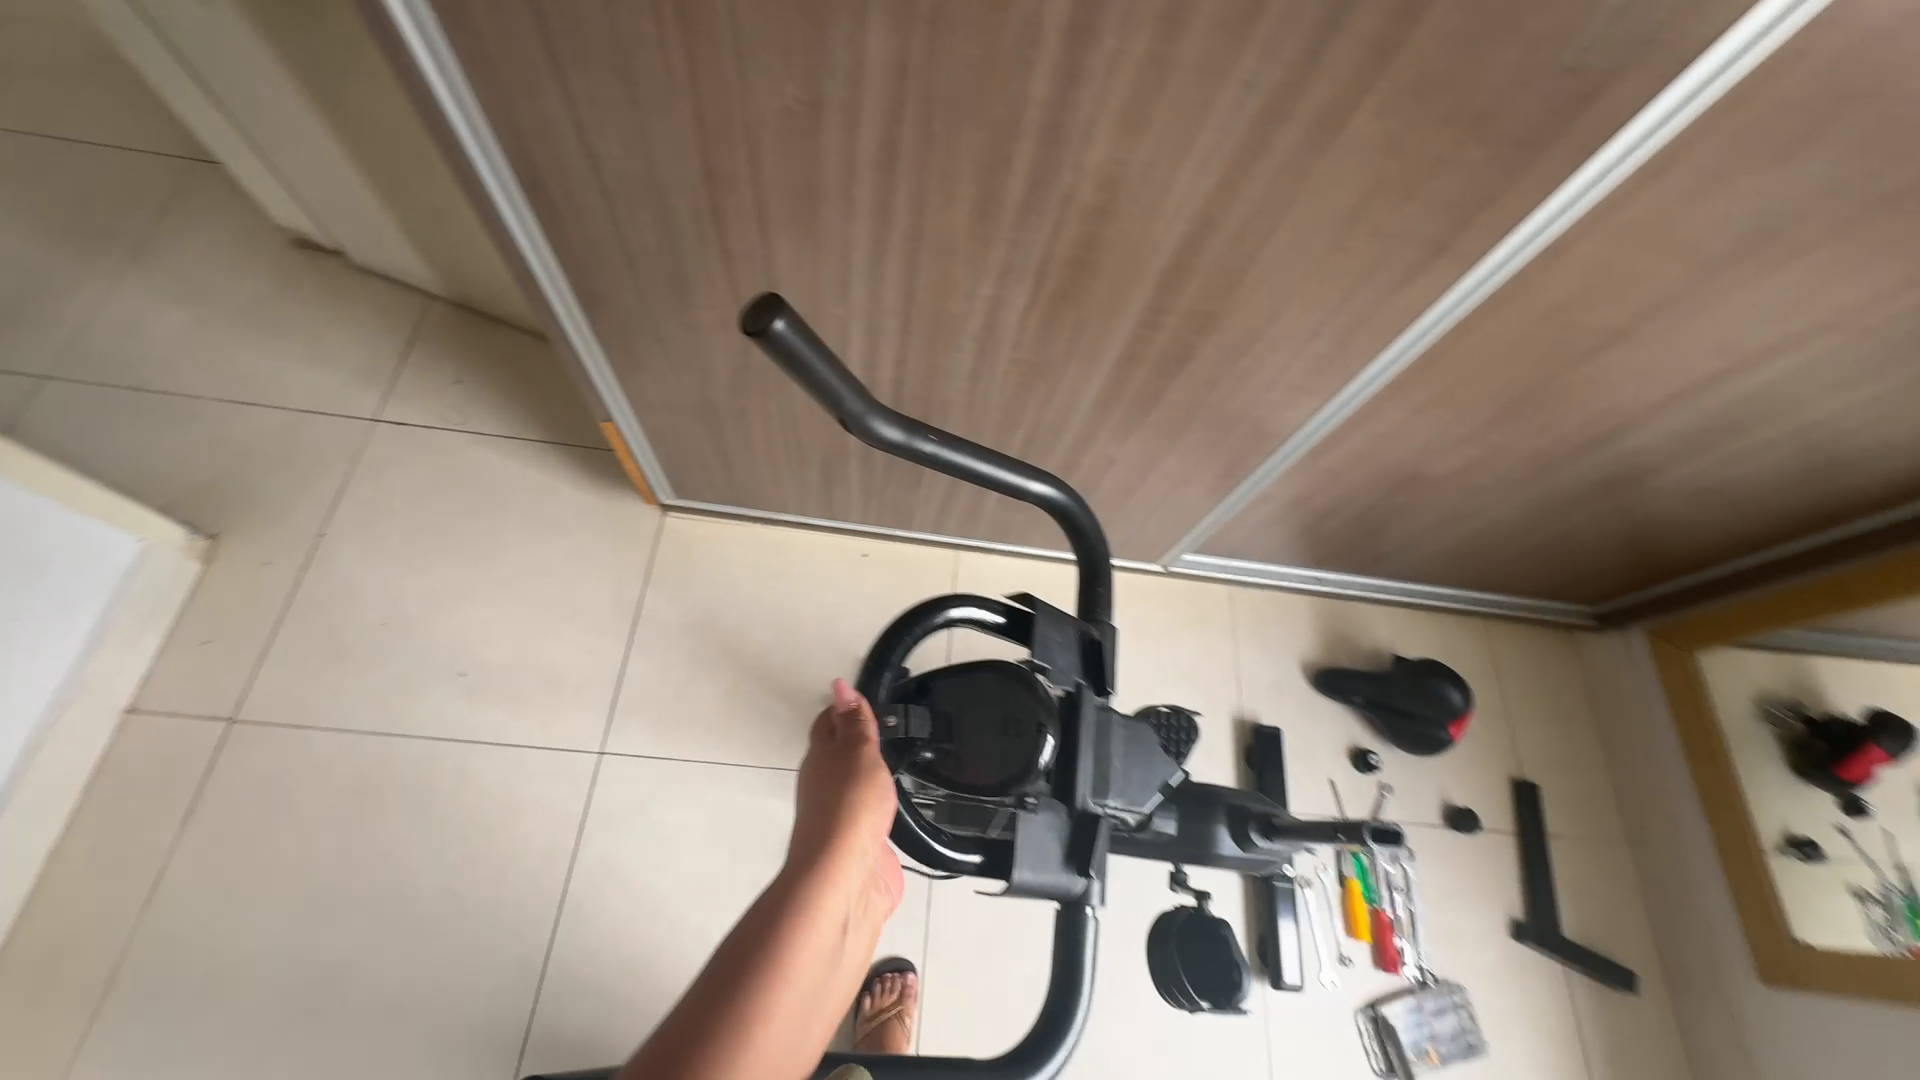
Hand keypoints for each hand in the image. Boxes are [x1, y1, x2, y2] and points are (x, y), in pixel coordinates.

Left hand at [787, 678, 903, 922]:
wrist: (844, 879)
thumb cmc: (849, 807)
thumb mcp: (857, 754)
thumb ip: (855, 723)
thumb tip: (840, 685)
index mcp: (821, 758)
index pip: (829, 723)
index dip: (844, 707)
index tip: (864, 696)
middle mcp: (825, 785)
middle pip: (839, 754)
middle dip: (856, 740)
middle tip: (883, 725)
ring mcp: (841, 816)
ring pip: (855, 786)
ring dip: (869, 774)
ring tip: (895, 760)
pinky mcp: (860, 843)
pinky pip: (870, 815)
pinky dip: (880, 805)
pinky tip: (897, 805)